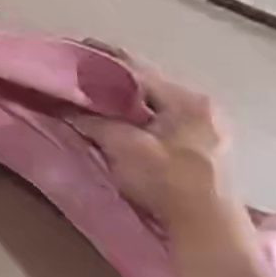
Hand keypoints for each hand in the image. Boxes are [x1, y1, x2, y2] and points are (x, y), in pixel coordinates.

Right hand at [72, 48, 233, 224]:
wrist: (206, 228)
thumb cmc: (167, 181)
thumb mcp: (124, 147)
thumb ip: (96, 123)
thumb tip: (69, 109)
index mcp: (187, 100)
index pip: (138, 71)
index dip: (106, 60)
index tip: (80, 47)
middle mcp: (202, 108)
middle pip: (148, 87)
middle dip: (115, 83)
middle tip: (83, 78)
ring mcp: (206, 130)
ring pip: (155, 106)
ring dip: (126, 103)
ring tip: (96, 101)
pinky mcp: (203, 151)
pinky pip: (162, 123)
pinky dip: (138, 120)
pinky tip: (121, 125)